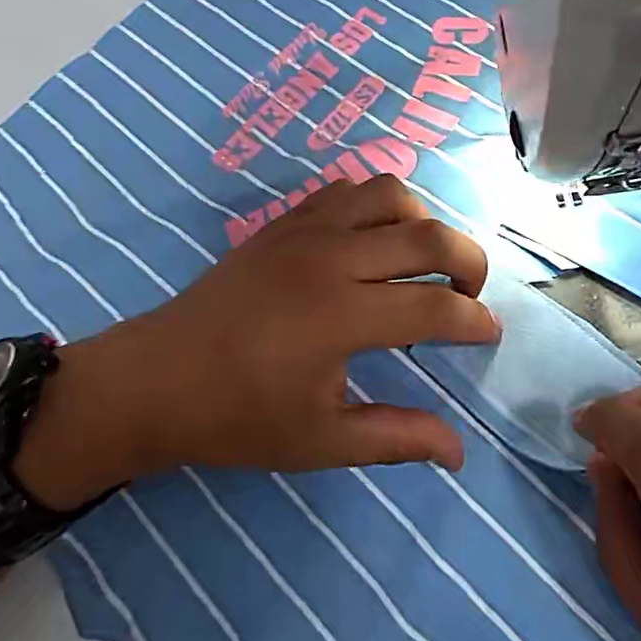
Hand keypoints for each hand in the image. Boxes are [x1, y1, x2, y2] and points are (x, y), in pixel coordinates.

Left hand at [13, 175, 498, 506]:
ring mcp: (306, 230)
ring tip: (420, 260)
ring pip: (391, 194)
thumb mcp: (320, 441)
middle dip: (470, 261)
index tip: (487, 334)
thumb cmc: (237, 416)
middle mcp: (331, 260)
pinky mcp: (286, 220)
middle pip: (429, 235)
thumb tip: (459, 451)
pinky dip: (377, 204)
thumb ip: (397, 439)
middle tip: (470, 293)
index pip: (436, 306)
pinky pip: (349, 189)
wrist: (153, 380)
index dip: (476, 321)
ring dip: (423, 222)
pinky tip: (373, 240)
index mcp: (341, 318)